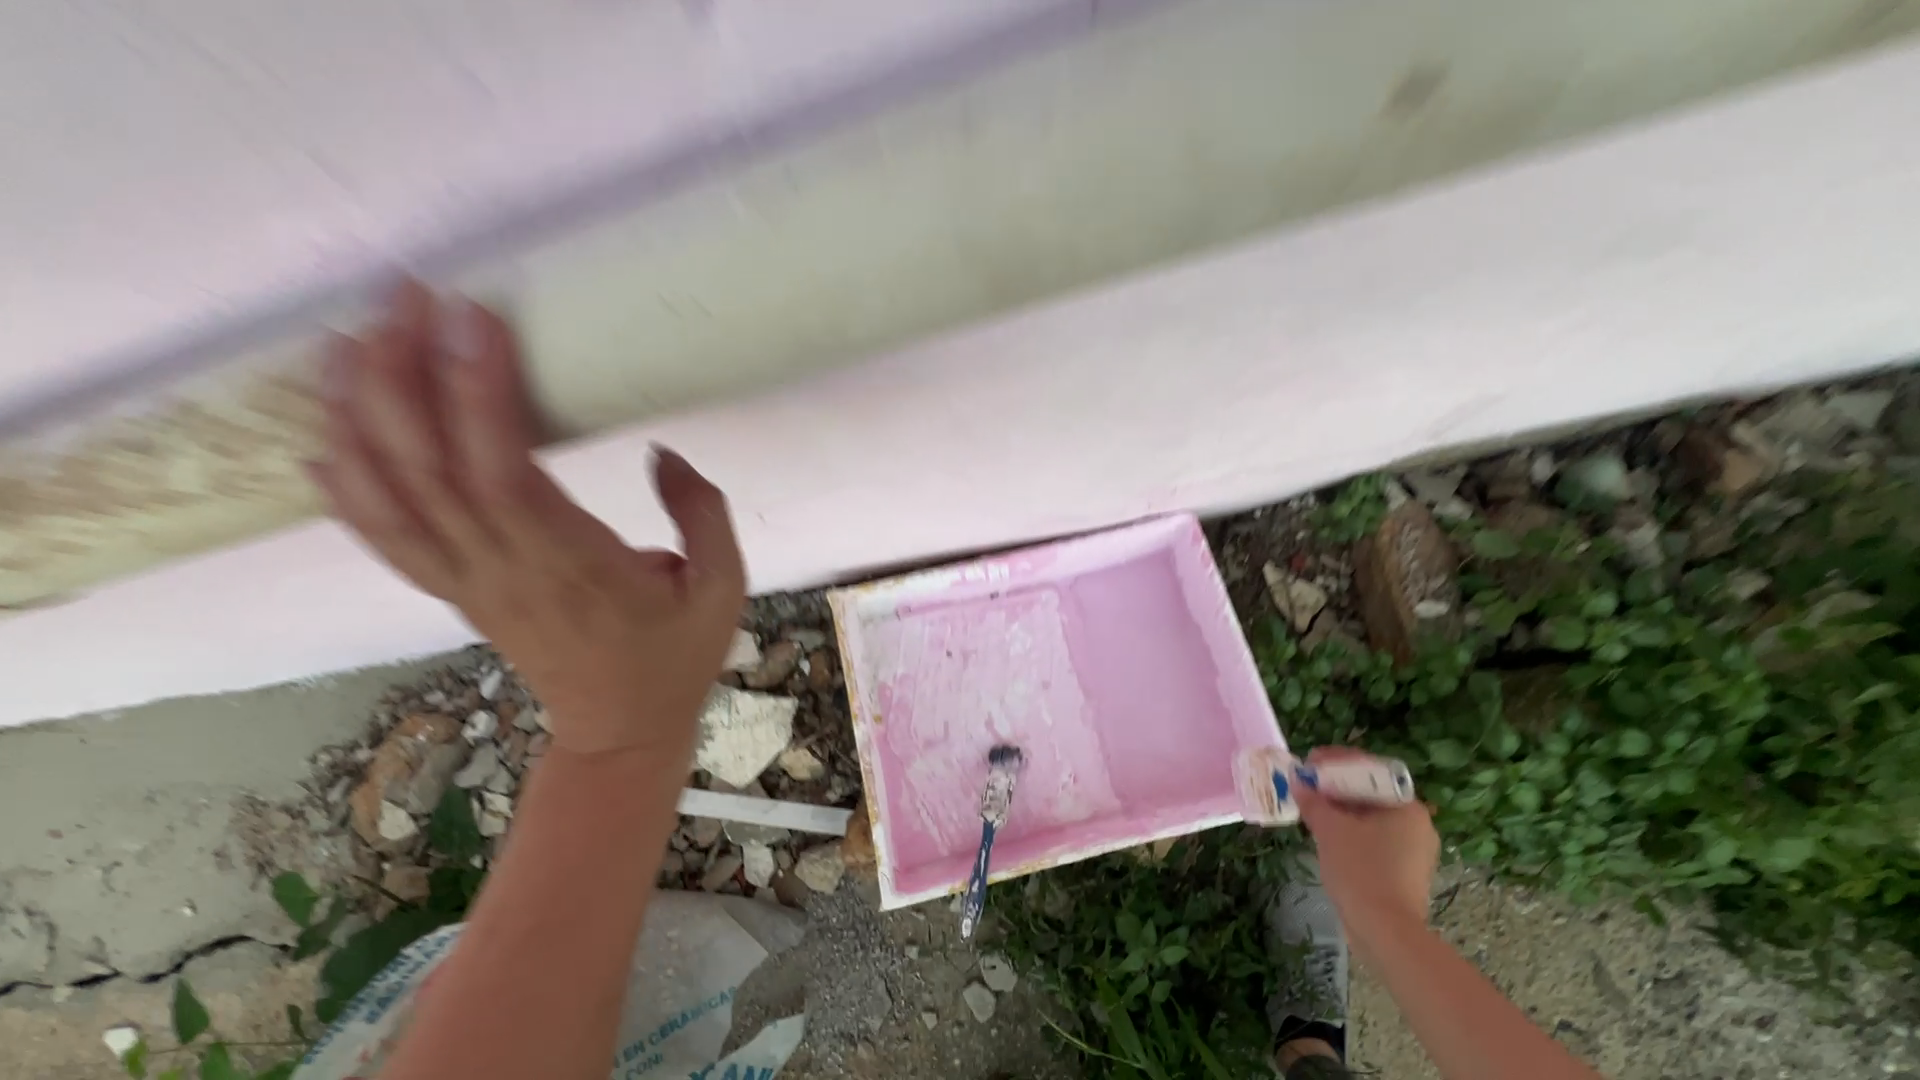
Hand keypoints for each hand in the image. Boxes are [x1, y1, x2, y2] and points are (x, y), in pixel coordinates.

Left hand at [307, 281, 746, 755]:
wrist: (620, 731)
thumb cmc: (676, 657)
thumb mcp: (723, 589)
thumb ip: (701, 515)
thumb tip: (660, 452)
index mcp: (573, 564)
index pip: (505, 471)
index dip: (478, 393)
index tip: (471, 317)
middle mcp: (503, 569)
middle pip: (431, 469)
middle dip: (403, 374)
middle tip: (400, 296)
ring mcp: (468, 584)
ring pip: (393, 498)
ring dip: (357, 418)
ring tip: (340, 342)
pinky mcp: (455, 593)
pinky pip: (387, 540)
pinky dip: (345, 492)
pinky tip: (320, 441)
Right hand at [1294, 746, 1438, 930]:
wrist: (1385, 931)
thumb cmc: (1361, 869)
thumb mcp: (1330, 829)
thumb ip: (1314, 801)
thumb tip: (1299, 783)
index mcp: (1407, 806)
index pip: (1370, 770)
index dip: (1336, 762)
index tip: (1310, 762)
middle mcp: (1418, 824)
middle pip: (1372, 793)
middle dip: (1337, 787)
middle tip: (1308, 786)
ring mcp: (1415, 850)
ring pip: (1372, 818)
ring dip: (1342, 810)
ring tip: (1313, 809)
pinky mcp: (1407, 872)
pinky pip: (1376, 839)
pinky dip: (1353, 832)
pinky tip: (1329, 836)